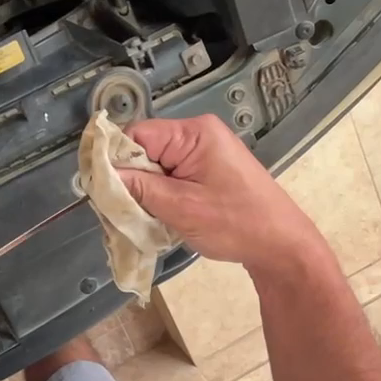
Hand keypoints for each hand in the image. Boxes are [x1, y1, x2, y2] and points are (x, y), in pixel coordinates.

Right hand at [116, 115, 331, 277]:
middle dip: (130, 179)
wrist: (282, 246)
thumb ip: (137, 188)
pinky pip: (170, 175)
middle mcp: (198, 135)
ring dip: (145, 191)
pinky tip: (161, 216)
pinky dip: (161, 195)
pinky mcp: (207, 170)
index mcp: (194, 133)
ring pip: (155, 165)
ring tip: (144, 217)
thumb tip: (98, 176)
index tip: (102, 189)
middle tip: (123, 210)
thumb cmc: (237, 224)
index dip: (116, 160)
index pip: (137, 135)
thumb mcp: (181, 207)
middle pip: (144, 149)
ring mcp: (204, 152)